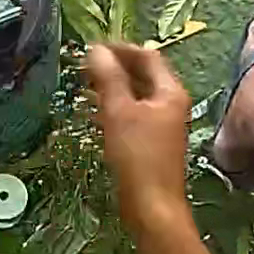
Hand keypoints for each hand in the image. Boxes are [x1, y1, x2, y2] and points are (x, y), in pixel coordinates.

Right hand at [86, 43, 191, 229]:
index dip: (120, 48)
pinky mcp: (150, 142)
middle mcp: (169, 103)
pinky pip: (131, 115)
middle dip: (114, 67)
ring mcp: (161, 124)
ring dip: (111, 87)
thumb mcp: (119, 112)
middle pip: (142, 75)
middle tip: (83, 66)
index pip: (146, 56)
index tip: (91, 47)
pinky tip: (92, 113)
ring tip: (83, 85)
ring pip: (135, 95)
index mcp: (169, 91)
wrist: (152, 205)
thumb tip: (96, 50)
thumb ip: (108, 79)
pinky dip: (113, 108)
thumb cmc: (138, 156)